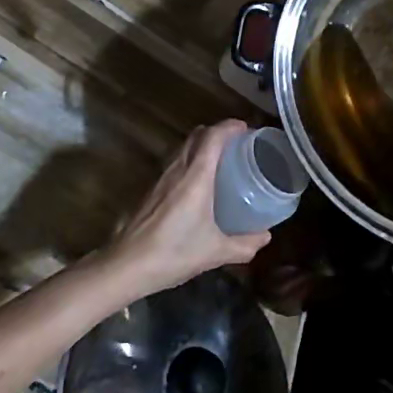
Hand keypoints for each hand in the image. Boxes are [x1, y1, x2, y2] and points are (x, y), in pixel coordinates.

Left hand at [106, 120, 270, 294]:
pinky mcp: (152, 190)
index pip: (213, 137)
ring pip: (183, 148)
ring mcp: (161, 179)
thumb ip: (244, 244)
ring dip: (201, 145)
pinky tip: (198, 184)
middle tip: (236, 144)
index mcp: (195, 177)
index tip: (246, 129)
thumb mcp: (216, 252)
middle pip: (196, 136)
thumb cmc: (174, 253)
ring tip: (220, 160)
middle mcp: (177, 170)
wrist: (127, 266)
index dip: (229, 127)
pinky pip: (175, 163)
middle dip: (216, 132)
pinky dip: (190, 161)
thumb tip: (266, 236)